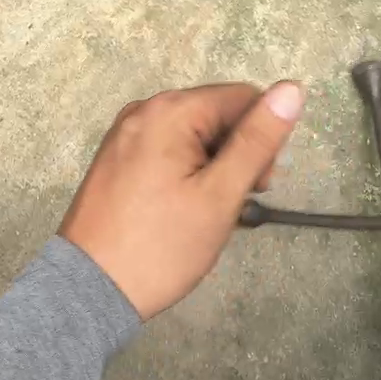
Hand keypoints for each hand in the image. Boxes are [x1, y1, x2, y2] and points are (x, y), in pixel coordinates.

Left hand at [60, 82, 303, 319]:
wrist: (89, 291)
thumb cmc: (161, 246)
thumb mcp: (220, 195)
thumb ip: (257, 140)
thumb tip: (291, 89)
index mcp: (170, 111)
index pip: (243, 98)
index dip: (263, 137)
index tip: (259, 184)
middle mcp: (144, 110)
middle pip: (217, 112)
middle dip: (238, 151)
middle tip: (238, 201)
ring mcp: (126, 133)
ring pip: (194, 132)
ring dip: (215, 163)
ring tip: (211, 209)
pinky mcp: (117, 157)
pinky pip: (168, 148)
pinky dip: (189, 169)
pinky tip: (186, 204)